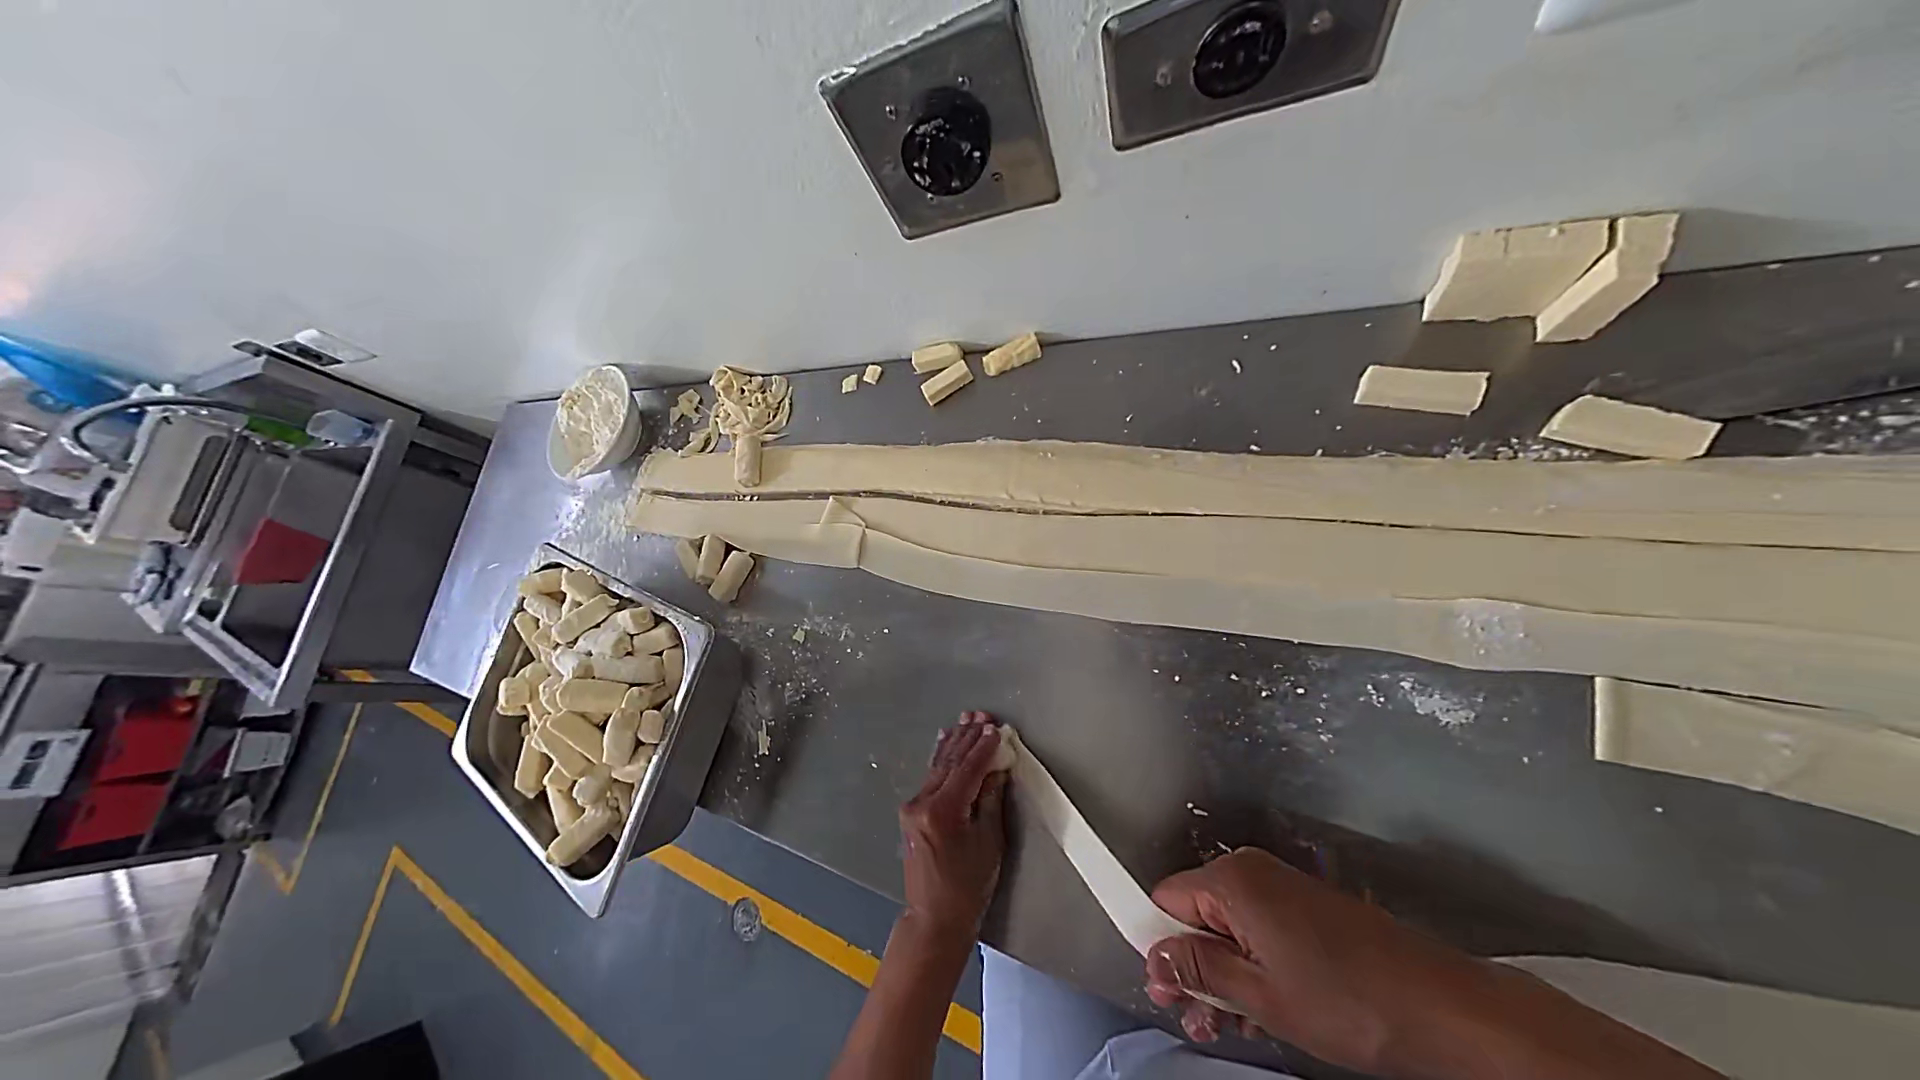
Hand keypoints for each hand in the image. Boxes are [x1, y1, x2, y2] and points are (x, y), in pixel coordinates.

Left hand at [898, 712, 1007, 939]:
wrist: (934, 916)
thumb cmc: (968, 886)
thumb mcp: (989, 841)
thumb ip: (990, 799)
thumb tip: (996, 767)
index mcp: (943, 811)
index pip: (967, 769)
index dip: (983, 748)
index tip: (997, 729)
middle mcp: (922, 803)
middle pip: (950, 762)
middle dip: (968, 738)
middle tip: (982, 716)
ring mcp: (912, 806)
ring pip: (938, 766)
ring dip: (954, 743)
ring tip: (966, 720)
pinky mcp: (911, 811)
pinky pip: (930, 777)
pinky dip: (942, 758)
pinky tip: (946, 741)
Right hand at [1143, 848, 1494, 1066]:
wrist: (1443, 1007)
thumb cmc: (1349, 1001)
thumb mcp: (1261, 995)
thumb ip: (1198, 970)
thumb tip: (1156, 958)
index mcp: (1233, 880)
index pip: (1164, 899)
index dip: (1159, 946)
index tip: (1165, 989)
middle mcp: (1252, 871)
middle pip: (1193, 912)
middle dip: (1191, 966)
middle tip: (1198, 1018)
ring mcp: (1280, 886)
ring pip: (1224, 926)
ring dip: (1220, 974)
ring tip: (1230, 1023)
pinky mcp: (1302, 904)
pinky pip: (1254, 927)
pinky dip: (1249, 964)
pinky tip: (1258, 1007)